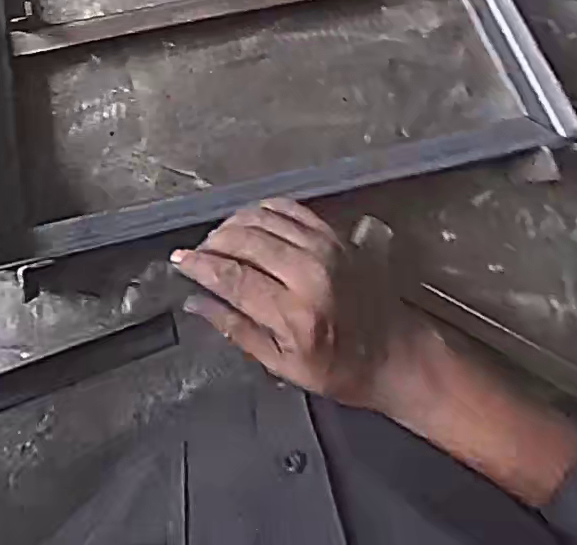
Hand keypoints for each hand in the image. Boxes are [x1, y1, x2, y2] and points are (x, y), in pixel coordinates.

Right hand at [173, 200, 423, 413]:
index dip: (199, 265)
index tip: (179, 260)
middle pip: (242, 240)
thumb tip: (194, 302)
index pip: (232, 277)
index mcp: (296, 314)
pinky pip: (284, 207)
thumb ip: (235, 329)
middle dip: (211, 243)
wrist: (397, 355)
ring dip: (230, 225)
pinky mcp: (332, 233)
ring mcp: (323, 247)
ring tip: (219, 240)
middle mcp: (309, 273)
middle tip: (198, 253)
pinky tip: (248, 223)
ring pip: (259, 218)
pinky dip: (258, 210)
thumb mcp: (283, 365)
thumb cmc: (340, 369)